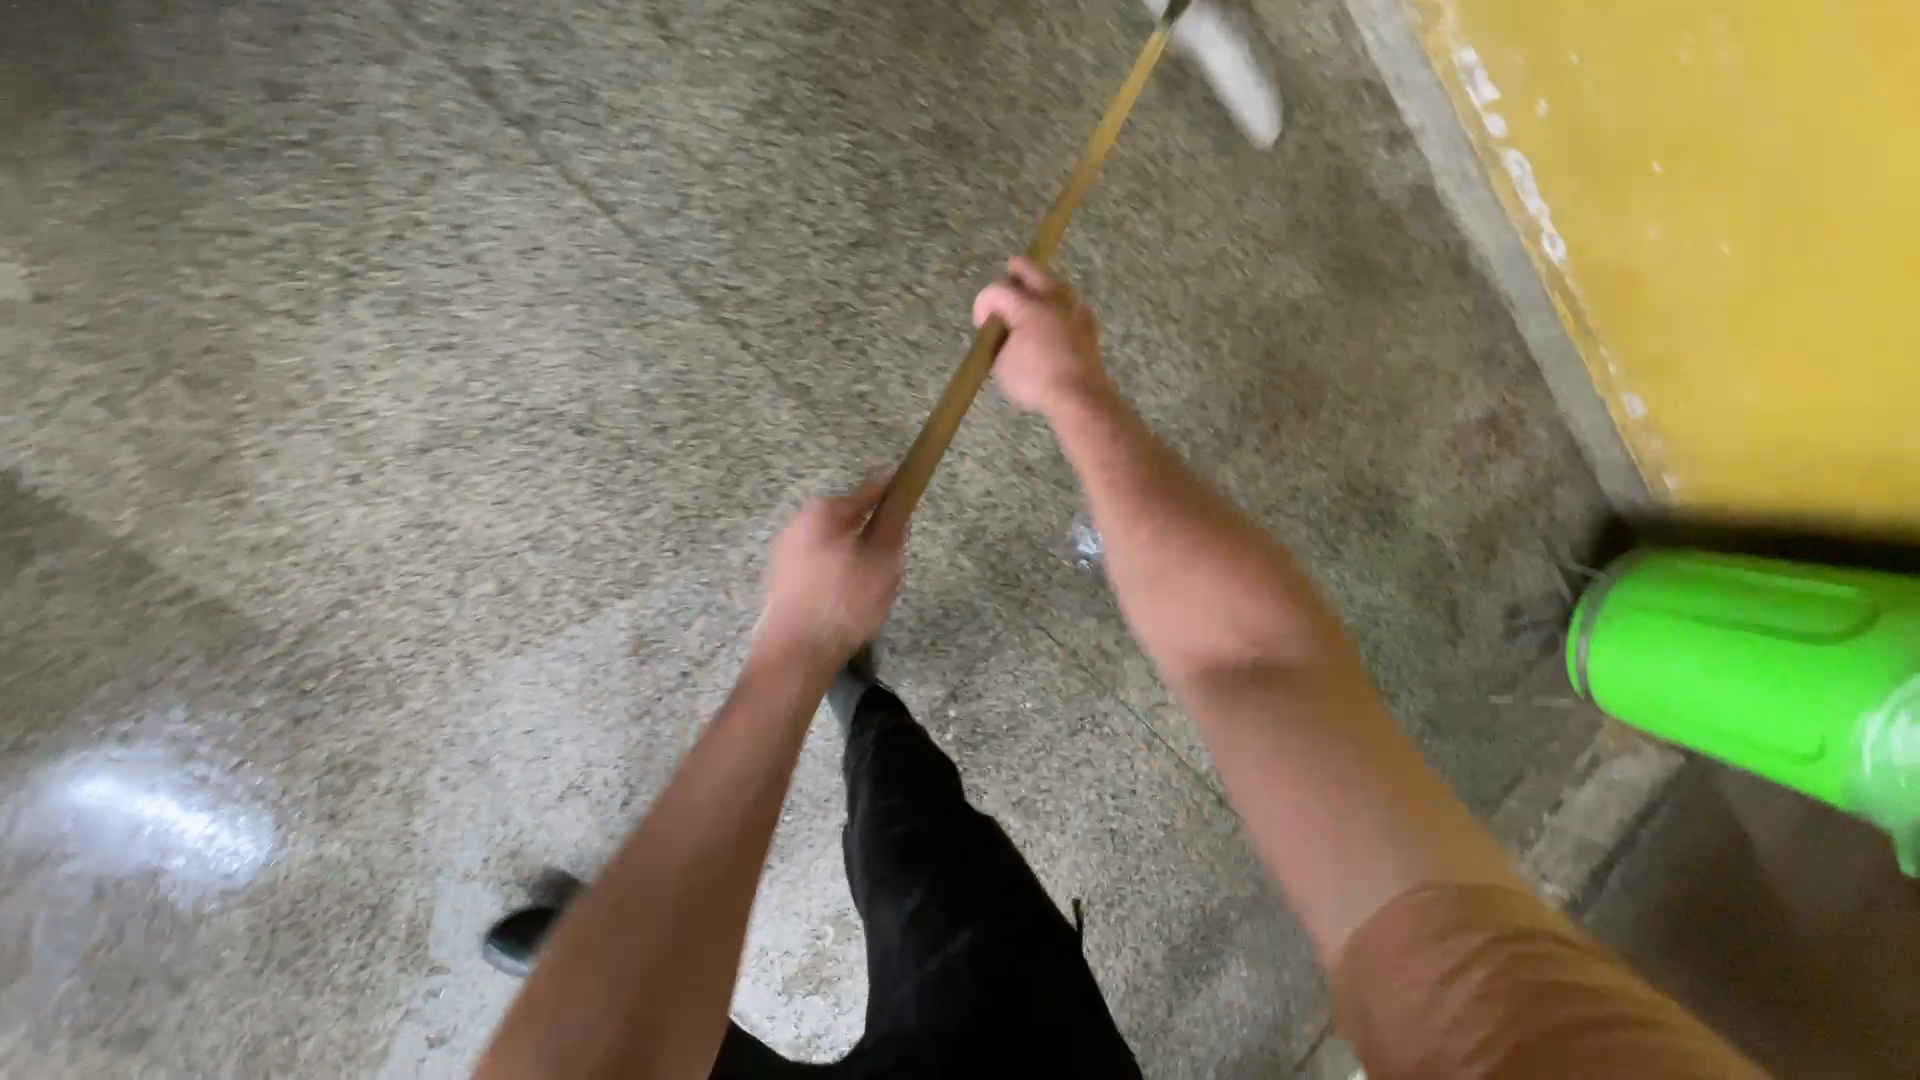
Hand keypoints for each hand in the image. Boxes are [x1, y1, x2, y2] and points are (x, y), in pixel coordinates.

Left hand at [758, 474, 905, 661]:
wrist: (797, 651)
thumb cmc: (845, 603)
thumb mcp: (883, 563)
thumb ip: (893, 529)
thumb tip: (898, 506)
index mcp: (822, 512)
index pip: (866, 493)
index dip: (891, 492)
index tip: (908, 489)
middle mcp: (798, 524)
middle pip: (845, 519)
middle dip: (870, 532)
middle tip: (893, 554)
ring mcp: (785, 552)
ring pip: (832, 545)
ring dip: (853, 555)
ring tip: (873, 582)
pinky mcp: (781, 579)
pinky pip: (818, 566)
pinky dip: (836, 573)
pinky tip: (848, 598)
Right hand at [973, 257, 1109, 414]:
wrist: (1079, 395)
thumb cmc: (1035, 381)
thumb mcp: (1002, 365)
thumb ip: (998, 343)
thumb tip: (1003, 336)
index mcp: (1026, 306)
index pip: (996, 290)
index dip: (983, 303)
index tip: (981, 323)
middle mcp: (1051, 298)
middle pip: (1030, 268)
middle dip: (1014, 273)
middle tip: (1007, 282)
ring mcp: (1073, 308)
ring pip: (1054, 283)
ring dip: (1039, 288)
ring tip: (1030, 304)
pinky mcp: (1088, 323)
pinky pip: (1070, 305)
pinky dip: (1058, 308)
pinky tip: (1054, 322)